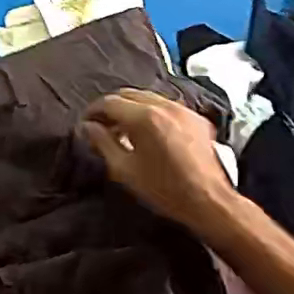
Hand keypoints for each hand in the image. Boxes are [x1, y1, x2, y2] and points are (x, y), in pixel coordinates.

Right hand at [81, 88, 238, 230]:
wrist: (208, 200)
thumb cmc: (163, 189)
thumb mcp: (124, 169)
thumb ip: (102, 143)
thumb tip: (88, 127)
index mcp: (144, 118)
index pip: (109, 102)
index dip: (93, 111)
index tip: (86, 123)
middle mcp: (164, 106)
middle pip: (128, 94)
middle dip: (111, 107)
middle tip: (101, 125)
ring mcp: (183, 110)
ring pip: (148, 97)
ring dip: (131, 108)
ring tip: (122, 129)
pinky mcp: (196, 118)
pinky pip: (166, 106)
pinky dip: (151, 112)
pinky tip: (147, 132)